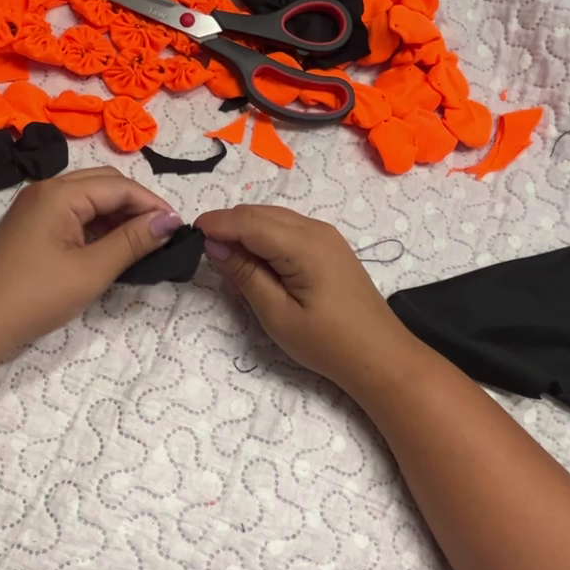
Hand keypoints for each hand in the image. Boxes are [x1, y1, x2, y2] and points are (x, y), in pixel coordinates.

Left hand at [0, 167, 182, 355]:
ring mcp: (34, 208)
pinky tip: (111, 250)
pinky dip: (96, 227)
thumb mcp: (91, 271)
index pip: (120, 186)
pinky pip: (72, 215)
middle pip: (104, 184)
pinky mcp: (29, 227)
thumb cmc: (35, 296)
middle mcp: (46, 190)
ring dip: (117, 217)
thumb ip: (132, 242)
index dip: (153, 205)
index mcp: (60, 192)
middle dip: (136, 206)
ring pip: (88, 199)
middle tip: (161, 236)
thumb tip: (170, 221)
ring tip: (141, 245)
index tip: (179, 229)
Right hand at [193, 204, 418, 393]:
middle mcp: (315, 229)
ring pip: (272, 219)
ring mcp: (325, 236)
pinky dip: (263, 239)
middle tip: (205, 255)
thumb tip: (214, 245)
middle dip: (228, 226)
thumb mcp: (277, 315)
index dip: (216, 224)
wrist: (380, 356)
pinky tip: (255, 265)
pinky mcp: (328, 247)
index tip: (188, 235)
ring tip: (227, 263)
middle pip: (258, 213)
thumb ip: (245, 275)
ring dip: (245, 232)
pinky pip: (286, 229)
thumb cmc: (327, 343)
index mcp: (303, 244)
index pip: (248, 221)